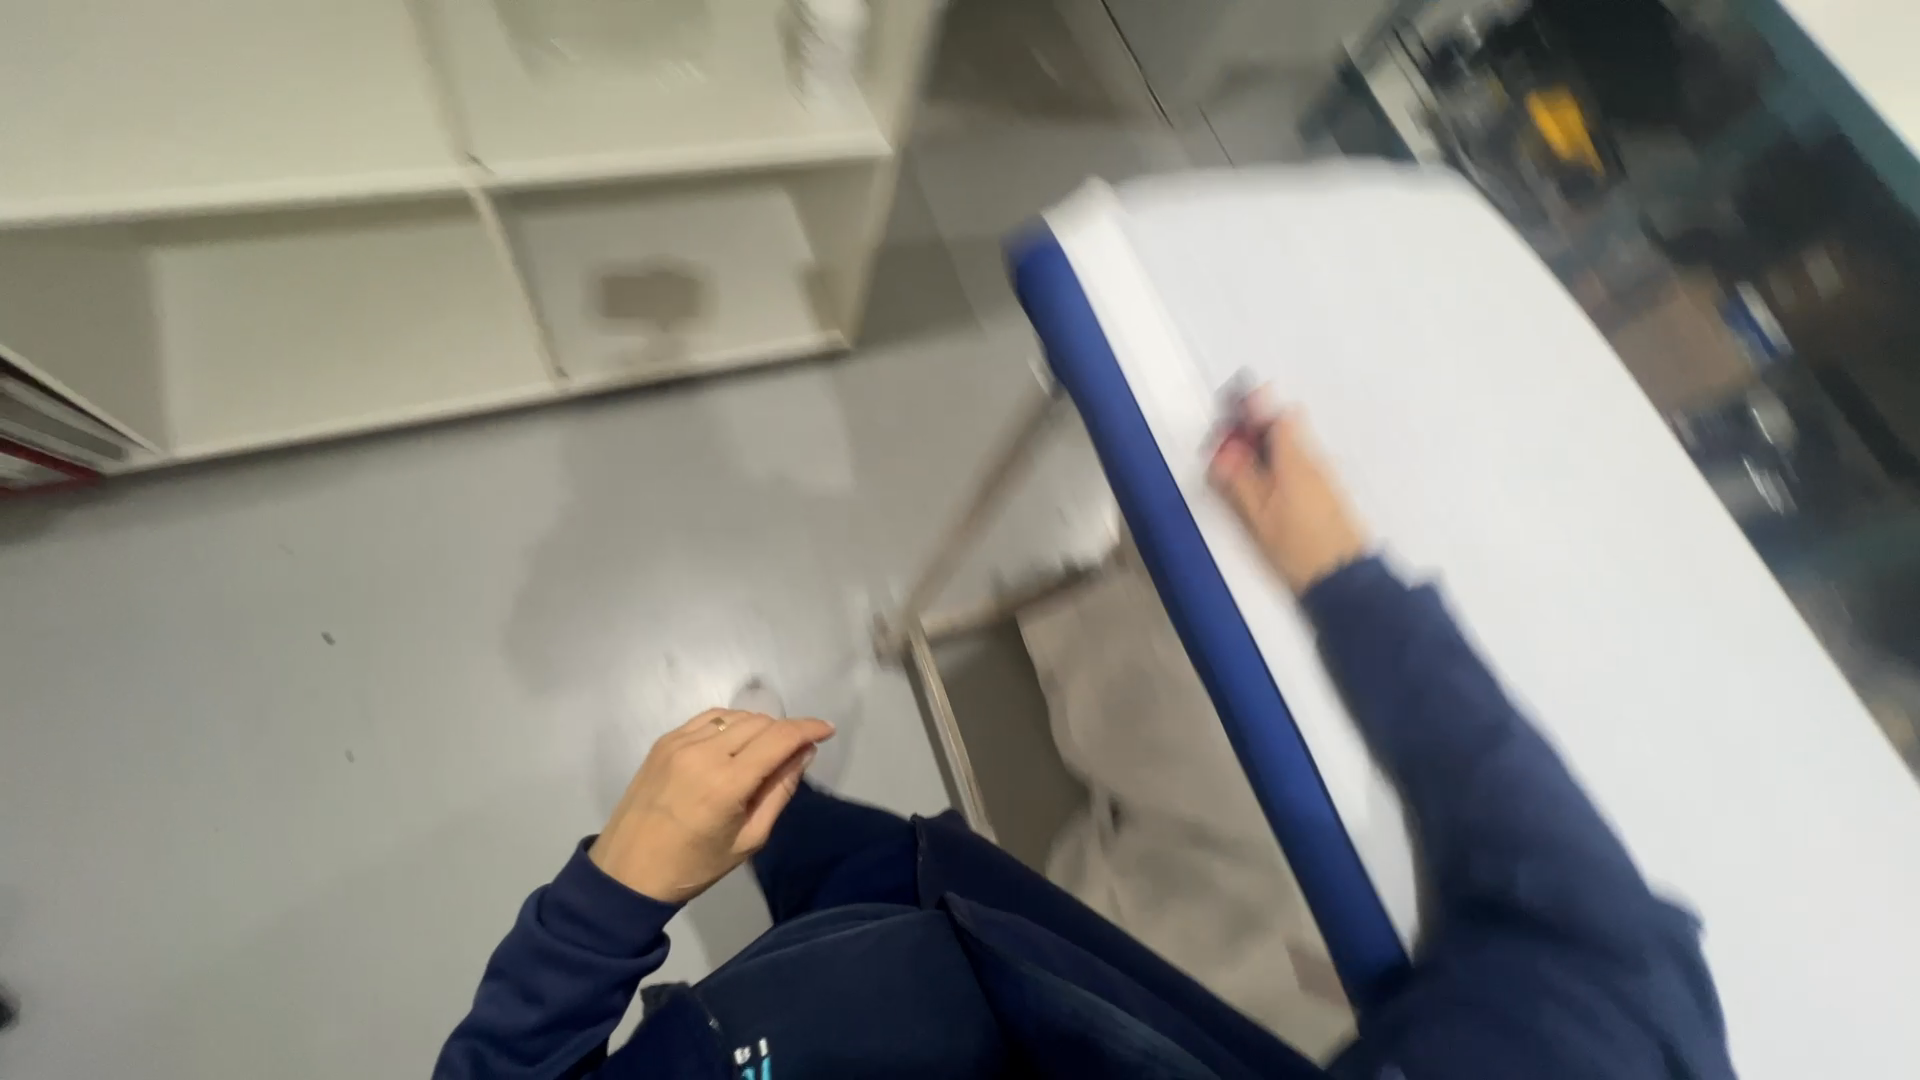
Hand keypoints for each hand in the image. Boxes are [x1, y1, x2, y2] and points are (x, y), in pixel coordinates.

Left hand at [590, 709, 834, 903]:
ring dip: (759, 726)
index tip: (827, 730)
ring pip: (737, 716)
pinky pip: (710, 718)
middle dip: (784, 731)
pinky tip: (734, 743)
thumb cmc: (694, 865)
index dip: (808, 728)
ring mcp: (680, 743)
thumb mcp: (749, 838)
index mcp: (727, 783)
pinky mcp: (665, 741)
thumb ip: (780, 791)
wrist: (626, 874)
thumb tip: (804, 753)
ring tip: (763, 750)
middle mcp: (704, 753)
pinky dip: (731, 724)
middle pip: (761, 722)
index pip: (780, 738)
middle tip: (793, 752)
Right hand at [1209, 398, 1370, 594]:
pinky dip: (1280, 473)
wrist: (1343, 580)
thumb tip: (1222, 451)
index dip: (1255, 413)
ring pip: (1291, 451)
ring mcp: (1325, 478)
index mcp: (1296, 462)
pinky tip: (1267, 500)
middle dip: (1255, 437)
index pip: (1280, 415)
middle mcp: (1315, 462)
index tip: (1234, 424)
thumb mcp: (1257, 517)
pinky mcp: (1329, 495)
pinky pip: (1300, 469)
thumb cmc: (1298, 549)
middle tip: (1230, 459)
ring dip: (1266, 457)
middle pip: (1285, 431)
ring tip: (1244, 485)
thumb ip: (1239, 479)